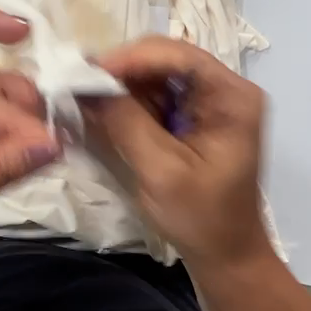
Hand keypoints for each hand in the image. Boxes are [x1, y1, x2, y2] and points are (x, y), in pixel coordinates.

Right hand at [83, 36, 270, 269]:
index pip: (178, 55)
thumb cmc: (200, 217)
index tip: (87, 72)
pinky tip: (104, 116)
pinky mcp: (193, 118)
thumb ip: (125, 122)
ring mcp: (209, 103)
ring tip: (86, 102)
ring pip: (155, 77)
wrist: (225, 255)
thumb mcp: (160, 170)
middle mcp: (225, 89)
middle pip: (165, 60)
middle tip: (78, 86)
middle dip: (121, 73)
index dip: (130, 58)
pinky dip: (127, 105)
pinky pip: (155, 98)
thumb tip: (86, 86)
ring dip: (120, 89)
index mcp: (232, 96)